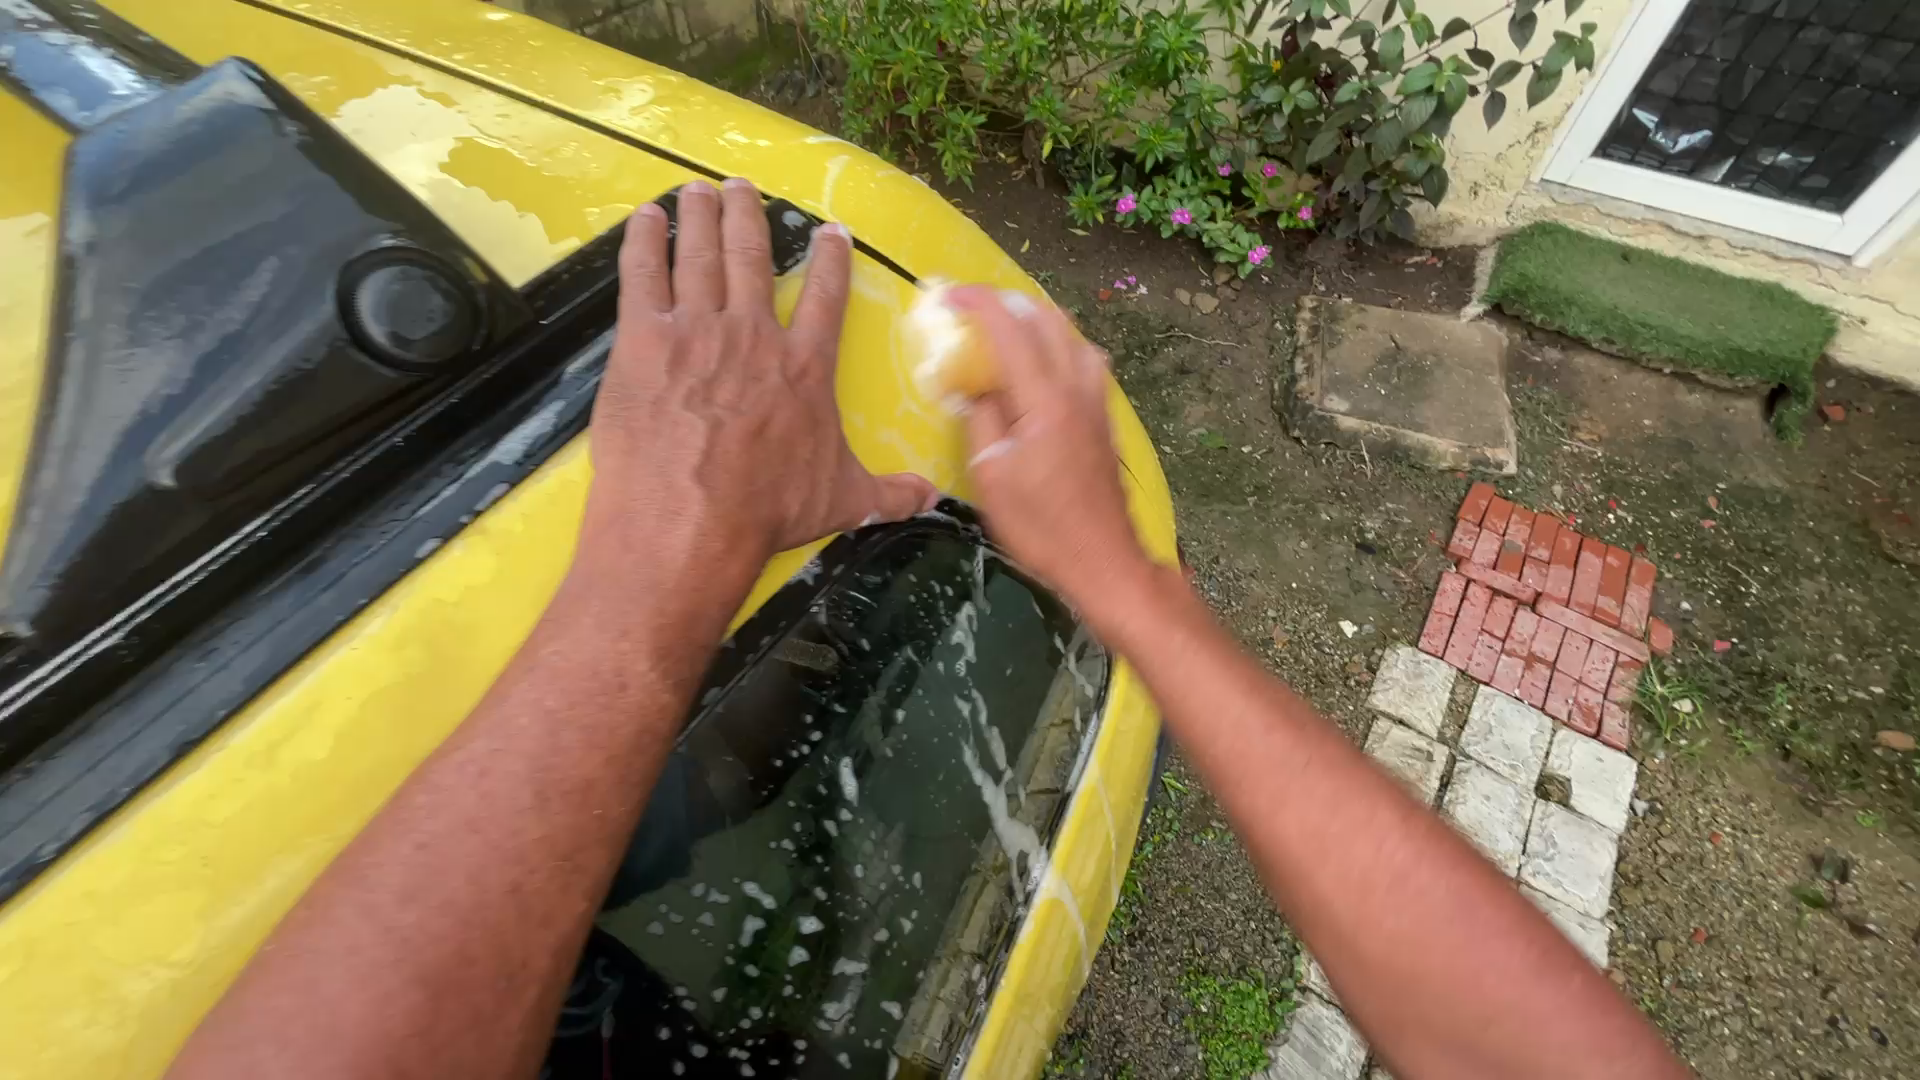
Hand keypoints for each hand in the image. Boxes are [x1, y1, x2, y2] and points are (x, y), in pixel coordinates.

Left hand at [576, 180, 936, 599]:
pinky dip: (644, 242)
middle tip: (741, 186)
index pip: (825, 297)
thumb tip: (934, 500)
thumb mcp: (844, 501)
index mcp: (805, 366)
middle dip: (750, 217)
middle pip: (753, 258)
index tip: (830, 231)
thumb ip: (890, 494)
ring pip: (701, 255)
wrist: (693, 519)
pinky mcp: (644, 341)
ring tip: (698, 191)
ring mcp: (697, 331)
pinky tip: (645, 219)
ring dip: (701, 217)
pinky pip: (643, 276)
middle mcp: (754, 334)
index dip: (830, 260)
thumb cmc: (771, 508)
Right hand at [947, 286, 1152, 610]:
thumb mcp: (992, 476)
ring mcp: (1098, 401)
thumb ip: (980, 419)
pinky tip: (1041, 363)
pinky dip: (1058, 344)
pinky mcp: (1105, 417)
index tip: (946, 295)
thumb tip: (971, 387)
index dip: (975, 302)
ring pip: (1072, 335)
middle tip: (971, 310)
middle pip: (1047, 318)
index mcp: (1045, 399)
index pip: (1009, 328)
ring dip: (1036, 320)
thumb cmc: (1040, 526)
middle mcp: (1077, 387)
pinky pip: (1084, 359)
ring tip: (1005, 330)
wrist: (1103, 559)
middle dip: (1006, 302)